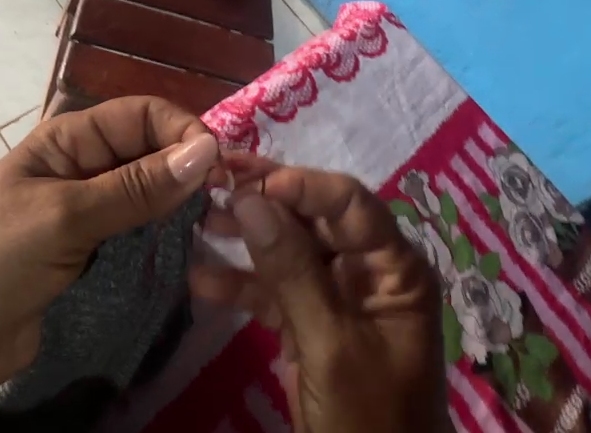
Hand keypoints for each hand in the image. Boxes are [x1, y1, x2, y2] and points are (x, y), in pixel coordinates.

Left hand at [0, 97, 219, 431]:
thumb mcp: (64, 217)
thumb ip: (135, 188)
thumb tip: (207, 151)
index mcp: (68, 139)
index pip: (141, 115)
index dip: (182, 131)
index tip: (220, 165)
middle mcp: (83, 168)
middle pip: (150, 152)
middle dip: (189, 167)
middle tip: (234, 198)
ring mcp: (88, 214)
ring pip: (150, 195)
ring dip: (183, 203)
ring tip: (226, 223)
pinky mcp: (92, 257)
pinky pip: (139, 235)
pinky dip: (167, 238)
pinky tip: (197, 249)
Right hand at [193, 160, 447, 432]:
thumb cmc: (367, 417)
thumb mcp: (329, 342)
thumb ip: (291, 269)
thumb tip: (249, 199)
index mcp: (393, 267)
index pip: (348, 203)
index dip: (299, 185)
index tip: (247, 180)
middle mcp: (366, 271)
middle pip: (313, 219)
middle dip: (263, 200)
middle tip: (211, 180)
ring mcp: (335, 298)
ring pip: (288, 251)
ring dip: (244, 237)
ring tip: (197, 217)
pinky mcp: (308, 326)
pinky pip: (273, 292)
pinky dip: (240, 286)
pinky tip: (200, 278)